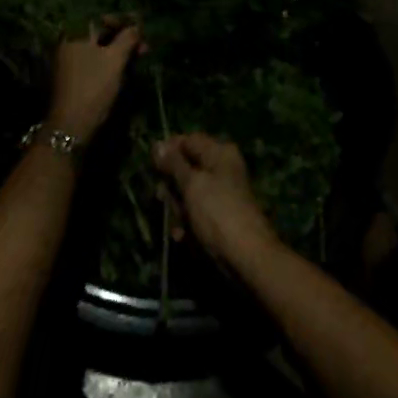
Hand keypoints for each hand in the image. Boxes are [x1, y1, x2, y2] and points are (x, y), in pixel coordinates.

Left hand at [47, 19, 143, 140]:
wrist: (71, 124)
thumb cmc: (94, 85)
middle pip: (100, 33)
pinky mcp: (72, 76)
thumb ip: (127, 38)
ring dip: (118, 50)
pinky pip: (92, 61)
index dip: (124, 20)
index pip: (101, 18)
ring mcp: (68, 60)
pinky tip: (124, 67)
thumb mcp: (115, 59)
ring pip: (98, 48)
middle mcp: (68, 42)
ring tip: (139, 57)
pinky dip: (108, 61)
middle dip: (124, 37)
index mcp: (74, 33)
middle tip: (144, 46)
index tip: (142, 26)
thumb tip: (136, 25)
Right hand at [153, 133, 279, 266]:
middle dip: (171, 184)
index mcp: (220, 153)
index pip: (189, 140)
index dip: (169, 149)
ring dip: (177, 207)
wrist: (247, 257)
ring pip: (189, 192)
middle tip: (162, 197)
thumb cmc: (217, 213)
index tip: (151, 164)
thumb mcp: (192, 184)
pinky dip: (188, 222)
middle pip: (187, 167)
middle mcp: (222, 168)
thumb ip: (174, 164)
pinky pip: (197, 211)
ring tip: (176, 222)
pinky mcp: (220, 216)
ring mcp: (222, 193)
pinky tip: (181, 235)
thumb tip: (158, 144)